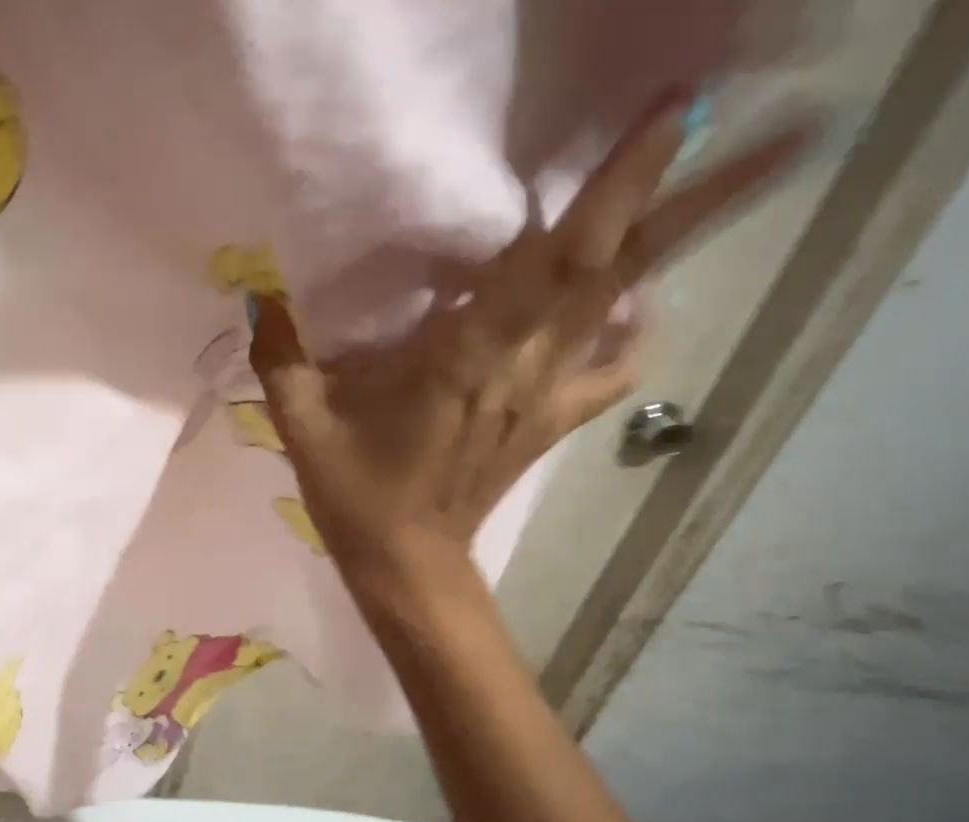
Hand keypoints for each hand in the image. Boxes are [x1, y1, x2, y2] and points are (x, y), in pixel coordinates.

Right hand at [249, 93, 817, 572]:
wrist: (408, 563)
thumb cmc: (356, 493)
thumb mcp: (303, 426)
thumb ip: (280, 358)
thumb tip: (257, 295)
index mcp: (467, 356)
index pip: (549, 260)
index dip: (611, 190)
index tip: (665, 119)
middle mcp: (524, 363)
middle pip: (604, 265)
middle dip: (658, 187)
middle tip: (694, 111)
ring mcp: (547, 392)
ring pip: (618, 305)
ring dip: (668, 239)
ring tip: (711, 175)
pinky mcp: (552, 418)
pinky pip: (611, 366)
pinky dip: (634, 325)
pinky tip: (635, 299)